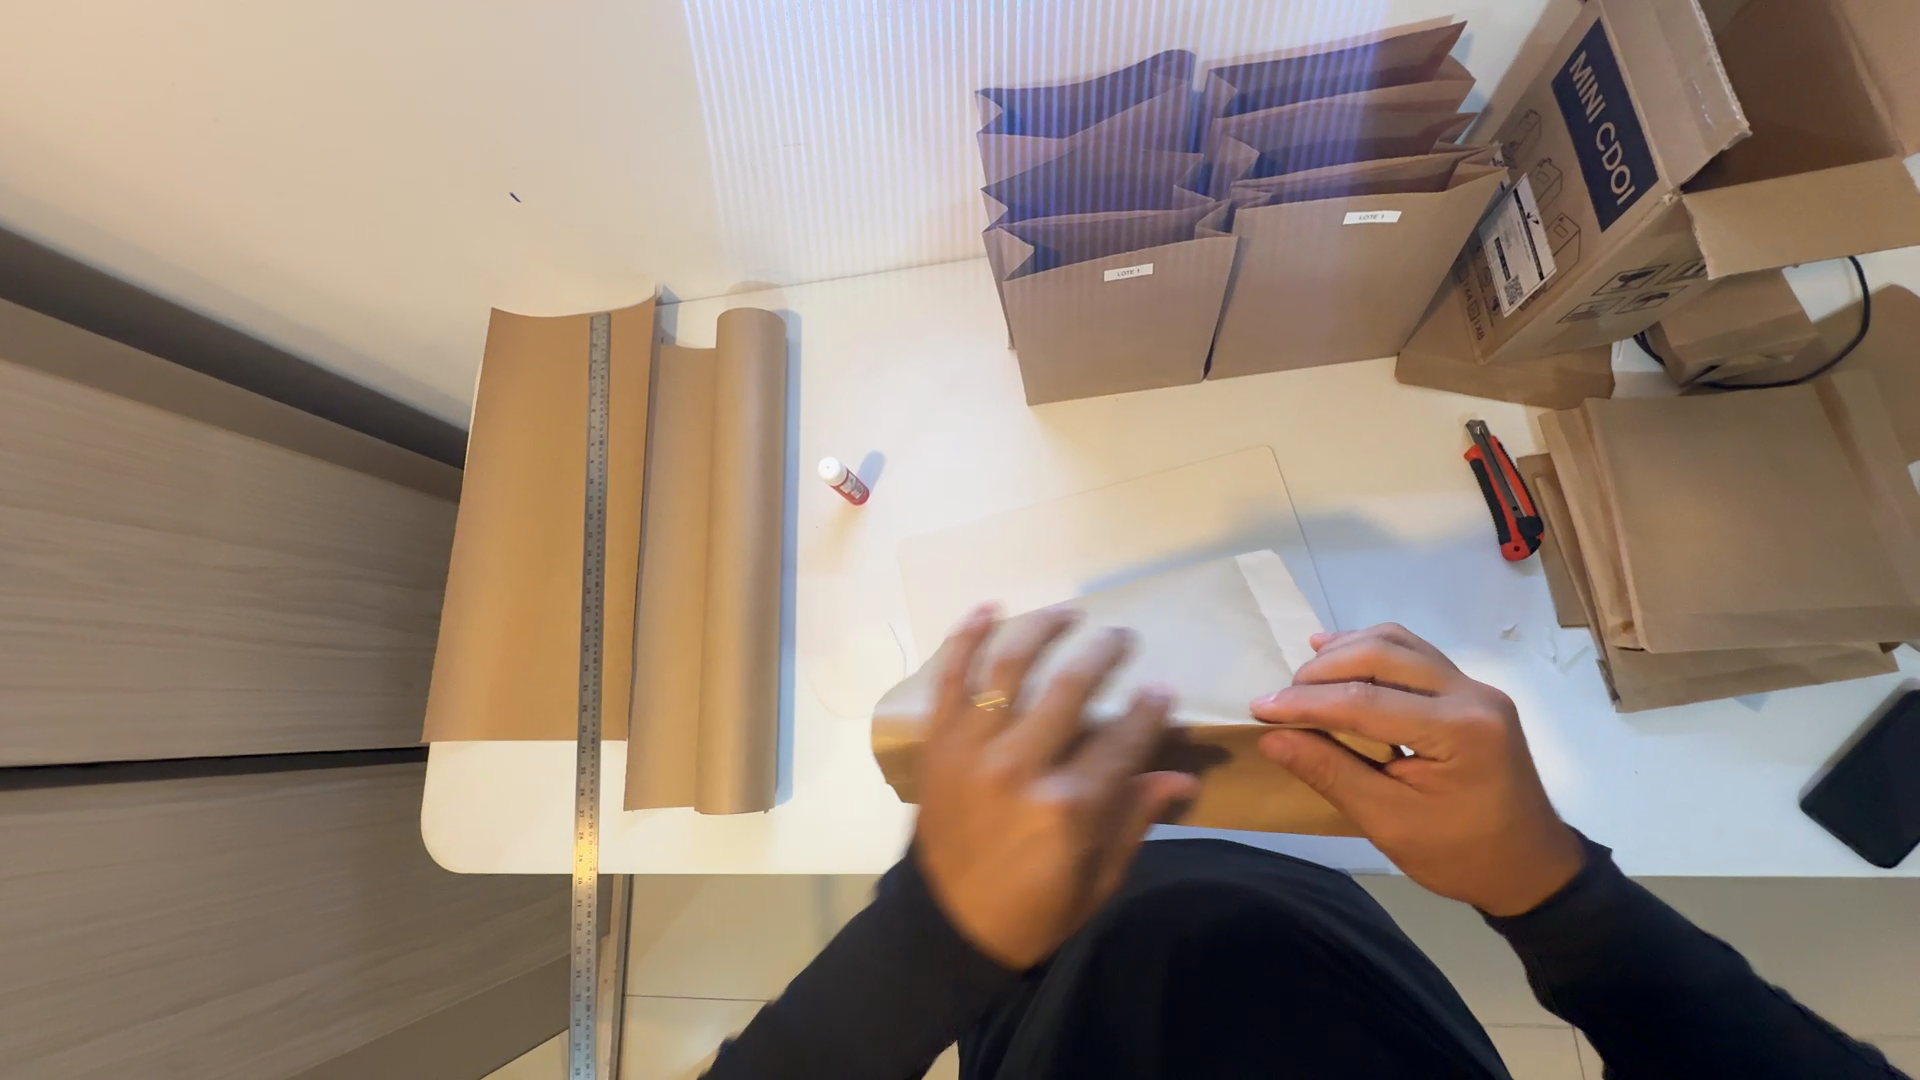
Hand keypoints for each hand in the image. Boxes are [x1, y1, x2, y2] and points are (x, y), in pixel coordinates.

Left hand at [914, 604, 1199, 969]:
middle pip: (1072, 688)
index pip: (1122, 739)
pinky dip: (966, 638)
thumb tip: (1180, 776)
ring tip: (1068, 613)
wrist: (946, 927)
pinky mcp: (937, 741)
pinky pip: (949, 677)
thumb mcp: (1098, 879)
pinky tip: (989, 609)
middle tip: (1122, 638)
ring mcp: (971, 747)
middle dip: (1105, 653)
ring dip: (1043, 629)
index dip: (1148, 709)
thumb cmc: (1032, 909)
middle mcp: (1019, 765)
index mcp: (1067, 806)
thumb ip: (1135, 818)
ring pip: (1010, 666)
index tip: (1161, 689)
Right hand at [1252, 623, 1585, 916]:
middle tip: (1283, 699)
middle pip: (1381, 654)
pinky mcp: (1465, 689)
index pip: (1366, 700)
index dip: (1305, 703)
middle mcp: (1471, 695)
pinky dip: (1366, 649)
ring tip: (1304, 679)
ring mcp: (1472, 687)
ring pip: (1395, 642)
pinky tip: (1334, 655)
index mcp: (1460, 732)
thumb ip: (1329, 772)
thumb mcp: (1389, 823)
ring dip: (1342, 653)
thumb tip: (1271, 737)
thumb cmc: (1461, 855)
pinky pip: (1409, 651)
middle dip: (1321, 672)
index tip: (1259, 709)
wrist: (1531, 869)